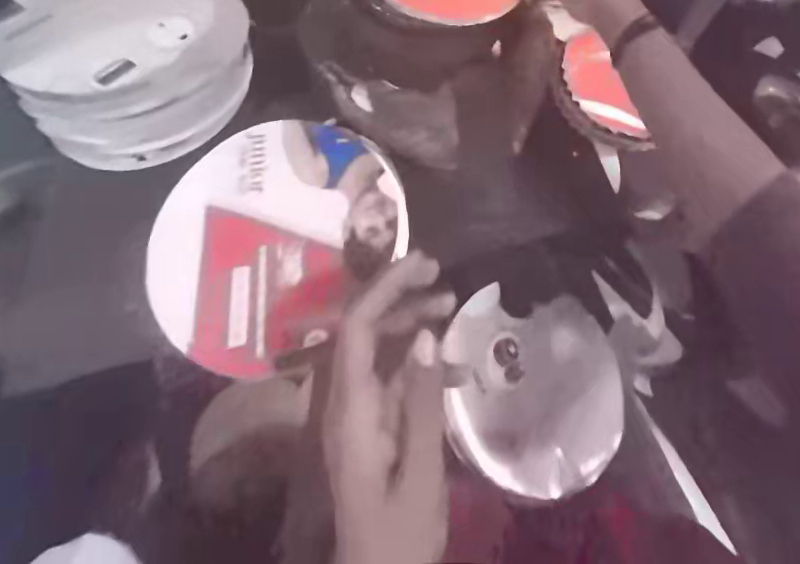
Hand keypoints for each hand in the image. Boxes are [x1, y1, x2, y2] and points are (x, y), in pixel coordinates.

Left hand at [324, 253, 456, 563]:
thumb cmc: (399, 536)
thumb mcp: (421, 472)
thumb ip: (423, 401)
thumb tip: (427, 335)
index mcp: (350, 405)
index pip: (357, 324)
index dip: (385, 286)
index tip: (422, 263)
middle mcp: (344, 397)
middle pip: (363, 327)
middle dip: (398, 294)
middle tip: (439, 273)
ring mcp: (355, 410)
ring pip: (376, 347)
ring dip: (410, 323)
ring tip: (450, 303)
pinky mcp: (368, 423)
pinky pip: (388, 377)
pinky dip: (417, 363)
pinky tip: (455, 366)